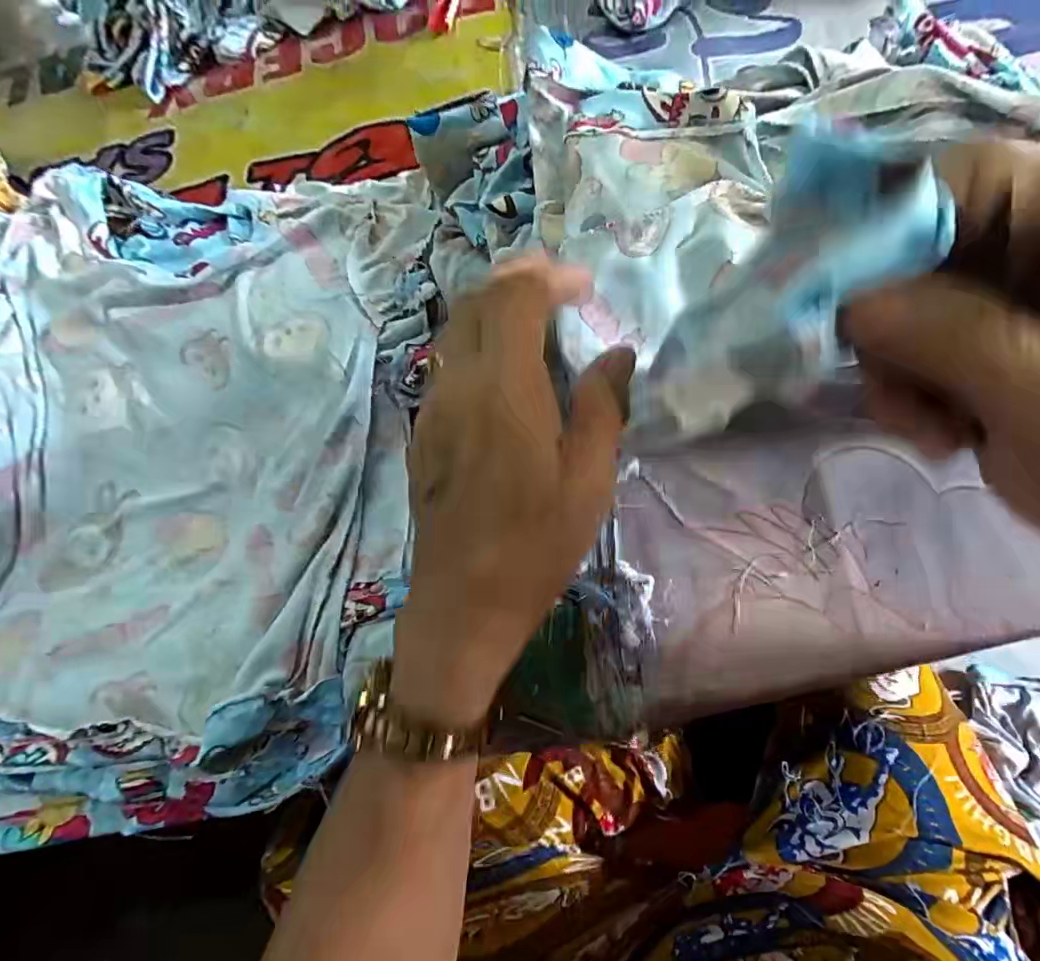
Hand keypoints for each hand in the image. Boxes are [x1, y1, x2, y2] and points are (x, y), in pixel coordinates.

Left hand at [391, 257, 634, 729]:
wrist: (463, 603)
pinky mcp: (423, 433)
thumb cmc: (535, 547)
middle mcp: (458, 386)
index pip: (515, 298)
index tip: (584, 288)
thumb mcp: (588, 483)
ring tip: (534, 322)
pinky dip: (475, 345)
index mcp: (503, 391)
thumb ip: (603, 408)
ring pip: (455, 332)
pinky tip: (503, 372)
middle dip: (518, 281)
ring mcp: (432, 409)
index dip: (549, 278)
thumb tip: (617, 355)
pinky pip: (446, 366)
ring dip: (493, 311)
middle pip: (476, 303)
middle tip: (559, 290)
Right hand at [840, 141, 1039, 561]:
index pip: (983, 177)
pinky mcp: (1009, 354)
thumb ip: (950, 336)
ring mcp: (1036, 307)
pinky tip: (943, 435)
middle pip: (940, 248)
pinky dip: (919, 393)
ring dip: (903, 369)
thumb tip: (853, 299)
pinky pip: (933, 351)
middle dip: (896, 321)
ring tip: (926, 428)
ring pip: (924, 308)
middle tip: (884, 383)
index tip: (839, 280)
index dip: (900, 215)